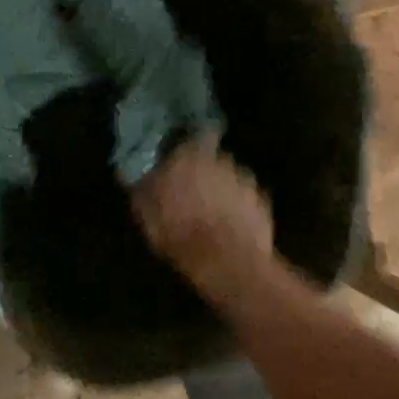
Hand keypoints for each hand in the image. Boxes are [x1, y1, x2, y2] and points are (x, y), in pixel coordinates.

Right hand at [132, 133, 279, 306]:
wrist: (227, 262)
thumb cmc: (179, 234)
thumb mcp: (146, 215)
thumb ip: (143, 189)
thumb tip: (135, 175)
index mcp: (188, 157)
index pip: (195, 136)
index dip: (191, 147)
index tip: (184, 158)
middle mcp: (220, 160)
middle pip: (214, 157)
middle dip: (206, 170)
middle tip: (195, 190)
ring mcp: (245, 180)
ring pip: (232, 177)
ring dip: (224, 188)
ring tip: (214, 211)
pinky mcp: (263, 201)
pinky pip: (248, 198)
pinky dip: (241, 206)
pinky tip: (232, 224)